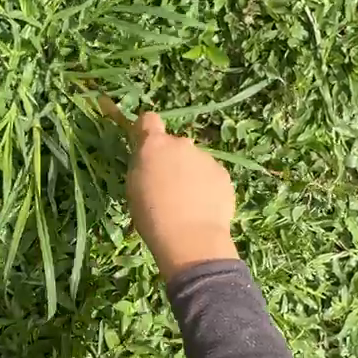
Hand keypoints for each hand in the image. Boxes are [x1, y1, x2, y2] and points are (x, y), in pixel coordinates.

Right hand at [125, 112, 239, 280]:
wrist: (190, 238)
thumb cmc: (151, 215)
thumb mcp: (133, 187)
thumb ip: (143, 165)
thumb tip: (150, 160)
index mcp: (154, 145)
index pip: (148, 120)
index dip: (145, 130)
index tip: (144, 145)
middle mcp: (182, 144)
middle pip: (174, 145)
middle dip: (170, 159)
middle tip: (166, 187)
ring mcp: (206, 158)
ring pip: (195, 161)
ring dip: (190, 174)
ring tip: (187, 203)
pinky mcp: (223, 174)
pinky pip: (211, 175)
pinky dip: (207, 187)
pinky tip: (202, 209)